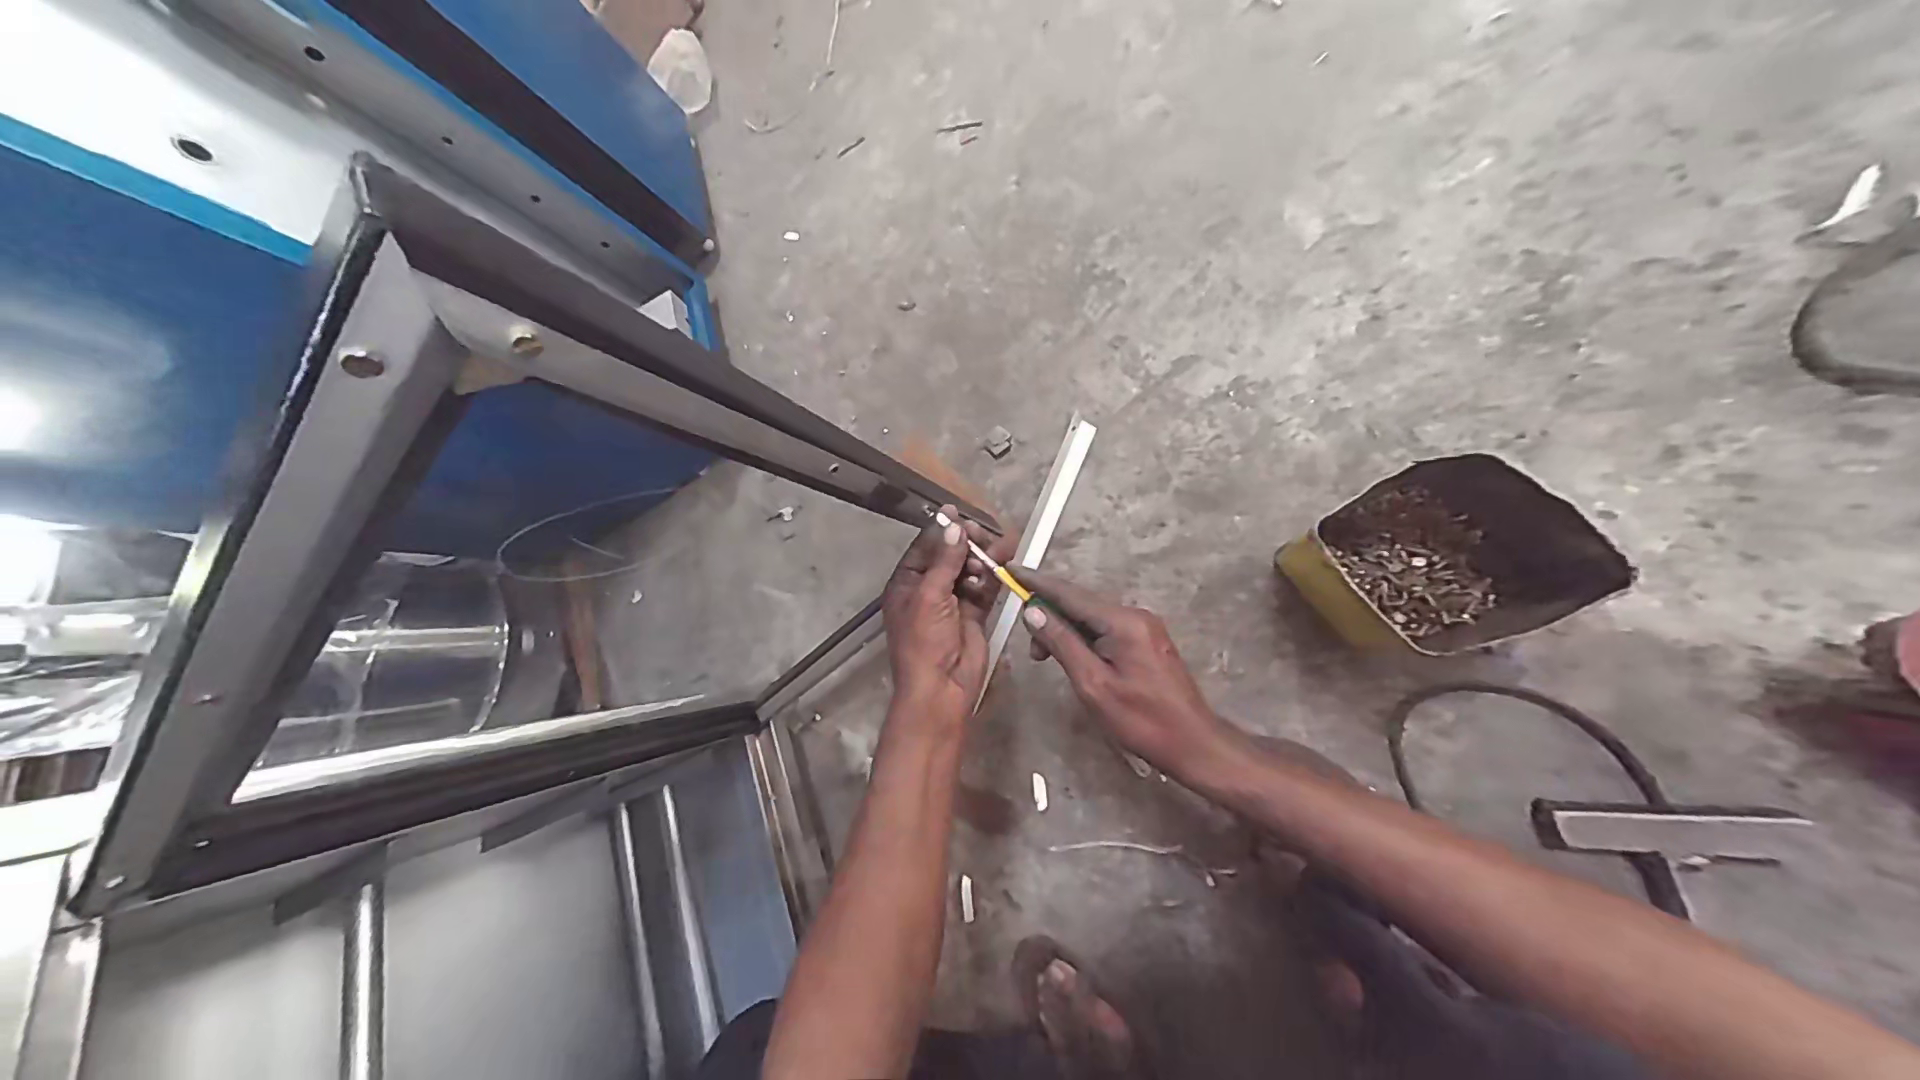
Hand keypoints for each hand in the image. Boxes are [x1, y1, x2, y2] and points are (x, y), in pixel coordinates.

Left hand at [881, 505, 1015, 725]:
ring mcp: (952, 603)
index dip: (940, 531)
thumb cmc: (924, 643)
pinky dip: (994, 577)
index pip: (924, 549)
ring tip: (997, 547)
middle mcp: (928, 591)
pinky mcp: (974, 615)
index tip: (956, 512)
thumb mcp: (929, 596)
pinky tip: (1005, 564)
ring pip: (969, 571)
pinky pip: (985, 589)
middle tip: (982, 532)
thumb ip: (945, 561)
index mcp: (906, 585)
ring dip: (982, 559)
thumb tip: (954, 529)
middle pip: (949, 557)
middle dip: (965, 544)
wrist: (942, 689)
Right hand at [1017, 571, 1231, 773]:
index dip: (1037, 582)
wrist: (1192, 743)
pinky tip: (1073, 659)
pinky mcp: (1146, 641)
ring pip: (1091, 618)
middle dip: (1049, 617)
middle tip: (1032, 651)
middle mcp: (1134, 615)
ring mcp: (1143, 627)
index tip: (1010, 570)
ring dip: (1065, 632)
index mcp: (1122, 621)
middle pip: (1080, 604)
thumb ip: (1062, 643)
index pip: (1069, 593)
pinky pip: (1105, 630)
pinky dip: (1083, 639)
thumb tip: (1034, 610)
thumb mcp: (1092, 683)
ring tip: (1047, 660)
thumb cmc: (1140, 720)